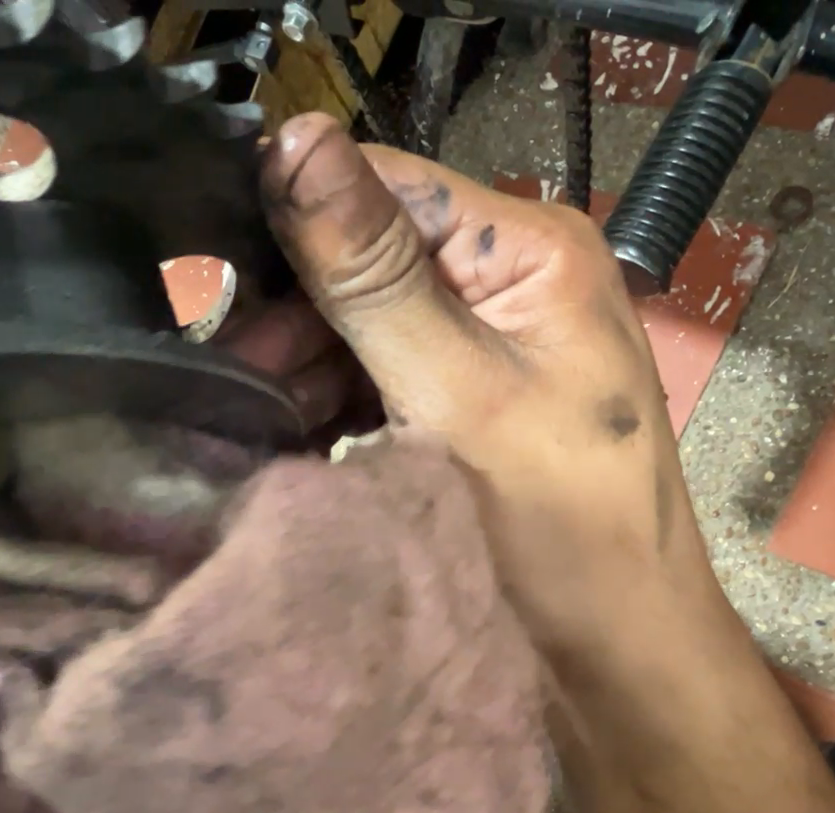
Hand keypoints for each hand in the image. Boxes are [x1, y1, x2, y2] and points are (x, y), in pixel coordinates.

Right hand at [251, 113, 717, 646]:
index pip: (388, 187)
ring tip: (248, 416)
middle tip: (230, 377)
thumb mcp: (460, 396)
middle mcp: (507, 280)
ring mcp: (484, 346)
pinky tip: (287, 433)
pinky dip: (329, 401)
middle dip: (296, 315)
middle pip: (369, 258)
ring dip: (303, 365)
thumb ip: (374, 278)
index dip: (298, 222)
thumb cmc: (558, 528)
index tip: (218, 287)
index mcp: (528, 250)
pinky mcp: (461, 402)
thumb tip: (294, 138)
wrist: (617, 652)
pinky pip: (376, 377)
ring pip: (363, 324)